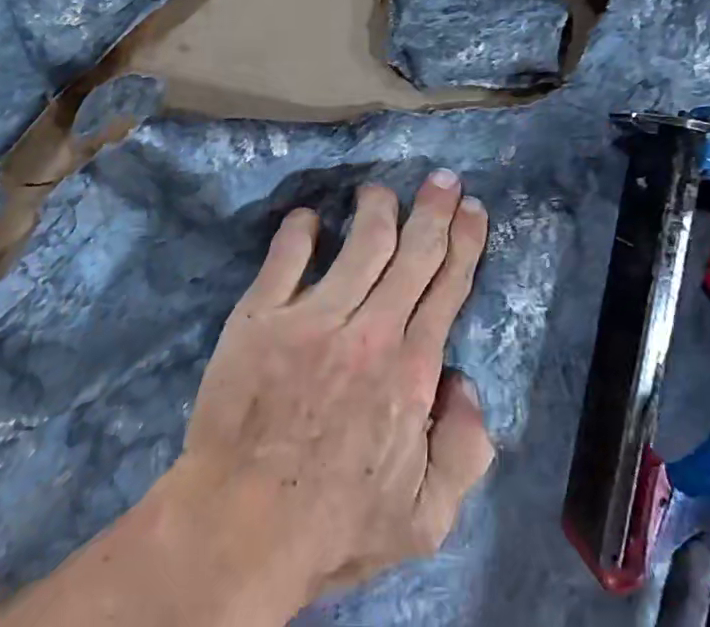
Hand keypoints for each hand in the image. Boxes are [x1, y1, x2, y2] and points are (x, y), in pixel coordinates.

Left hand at [179, 170, 495, 593]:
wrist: (236, 530)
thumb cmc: (332, 525)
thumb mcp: (425, 519)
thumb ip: (465, 453)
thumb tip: (466, 385)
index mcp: (411, 370)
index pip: (448, 288)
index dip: (465, 243)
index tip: (473, 210)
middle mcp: (370, 331)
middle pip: (414, 253)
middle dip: (434, 210)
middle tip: (443, 179)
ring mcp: (312, 319)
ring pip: (360, 244)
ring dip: (377, 209)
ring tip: (381, 191)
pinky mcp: (259, 319)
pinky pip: (286, 258)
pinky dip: (300, 230)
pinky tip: (309, 217)